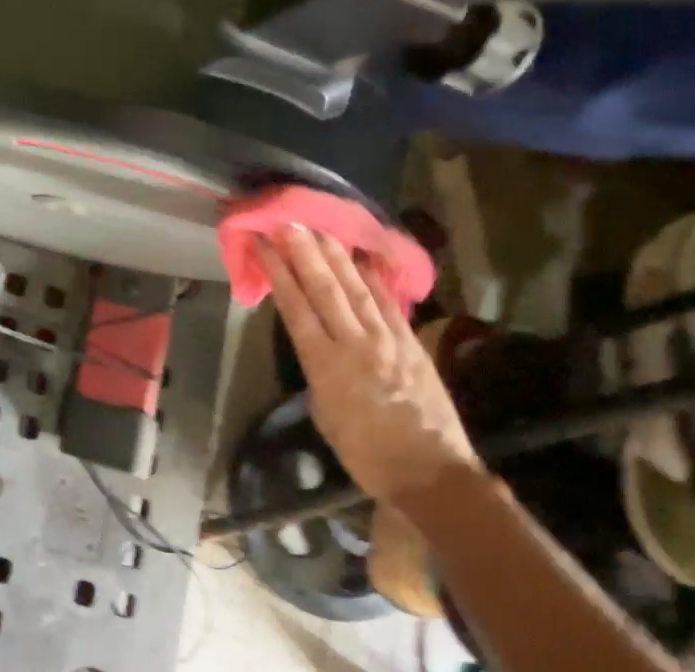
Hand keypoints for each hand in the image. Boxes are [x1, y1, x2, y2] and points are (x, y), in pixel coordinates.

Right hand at [257, 226, 482, 501]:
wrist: (431, 473)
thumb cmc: (365, 452)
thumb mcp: (324, 413)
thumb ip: (317, 372)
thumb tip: (316, 346)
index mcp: (323, 364)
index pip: (294, 306)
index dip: (277, 272)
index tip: (263, 244)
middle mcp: (355, 345)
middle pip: (325, 289)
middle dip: (304, 253)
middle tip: (289, 221)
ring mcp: (388, 342)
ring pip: (357, 290)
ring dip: (336, 258)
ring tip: (321, 230)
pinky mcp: (414, 347)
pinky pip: (391, 306)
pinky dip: (376, 281)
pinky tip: (365, 261)